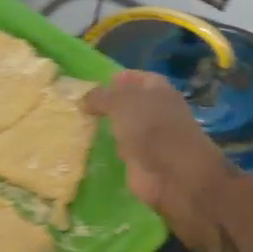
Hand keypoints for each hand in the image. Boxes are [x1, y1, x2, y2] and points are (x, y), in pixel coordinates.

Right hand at [81, 70, 228, 215]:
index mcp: (158, 91)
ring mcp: (149, 137)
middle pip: (128, 103)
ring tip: (79, 124)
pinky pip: (120, 149)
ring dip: (107, 126)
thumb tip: (84, 100)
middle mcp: (155, 111)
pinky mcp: (141, 160)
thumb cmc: (151, 128)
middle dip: (107, 104)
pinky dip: (108, 149)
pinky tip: (90, 147)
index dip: (117, 79)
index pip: (136, 78)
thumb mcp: (121, 102)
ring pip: (123, 126)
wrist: (173, 173)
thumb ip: (100, 97)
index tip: (92, 84)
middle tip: (79, 105)